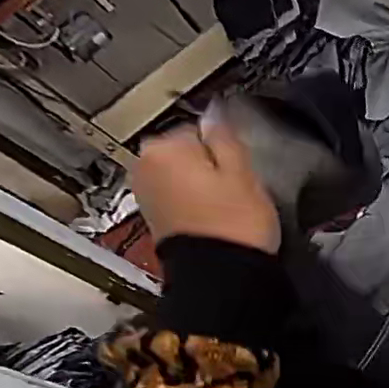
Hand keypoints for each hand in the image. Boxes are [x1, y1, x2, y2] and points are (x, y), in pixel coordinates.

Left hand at [132, 122, 280, 253]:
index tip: (239, 167)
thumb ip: (225, 137)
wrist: (221, 275)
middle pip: (186, 152)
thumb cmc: (235, 225)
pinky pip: (178, 198)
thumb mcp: (242, 172)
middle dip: (209, 166)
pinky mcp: (155, 219)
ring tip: (227, 207)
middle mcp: (145, 167)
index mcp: (163, 148)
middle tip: (236, 188)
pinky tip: (215, 219)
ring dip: (202, 186)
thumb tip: (215, 112)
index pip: (199, 128)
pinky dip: (195, 205)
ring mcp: (147, 195)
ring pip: (182, 176)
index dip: (225, 148)